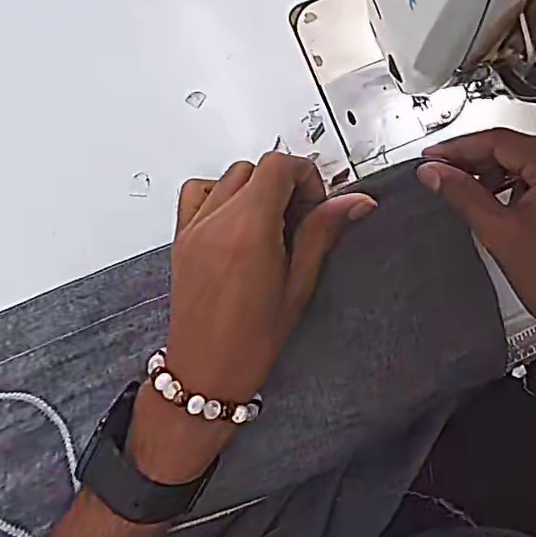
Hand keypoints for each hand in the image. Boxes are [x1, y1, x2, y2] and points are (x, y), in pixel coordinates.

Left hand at [126, 153, 375, 483]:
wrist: (206, 370)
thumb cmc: (250, 340)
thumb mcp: (299, 283)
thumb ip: (323, 233)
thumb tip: (353, 203)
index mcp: (250, 229)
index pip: (279, 165)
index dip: (306, 176)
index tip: (316, 202)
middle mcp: (218, 221)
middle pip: (257, 167)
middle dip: (285, 183)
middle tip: (299, 218)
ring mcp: (195, 227)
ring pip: (230, 175)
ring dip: (255, 188)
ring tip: (271, 222)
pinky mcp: (182, 236)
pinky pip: (197, 191)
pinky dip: (219, 193)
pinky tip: (236, 221)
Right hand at [417, 129, 535, 348]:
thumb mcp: (499, 232)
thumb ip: (462, 194)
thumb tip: (435, 173)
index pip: (498, 140)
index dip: (458, 147)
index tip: (434, 156)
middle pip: (512, 146)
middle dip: (472, 158)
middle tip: (440, 170)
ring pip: (523, 161)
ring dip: (491, 171)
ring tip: (460, 187)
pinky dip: (511, 183)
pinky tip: (490, 199)